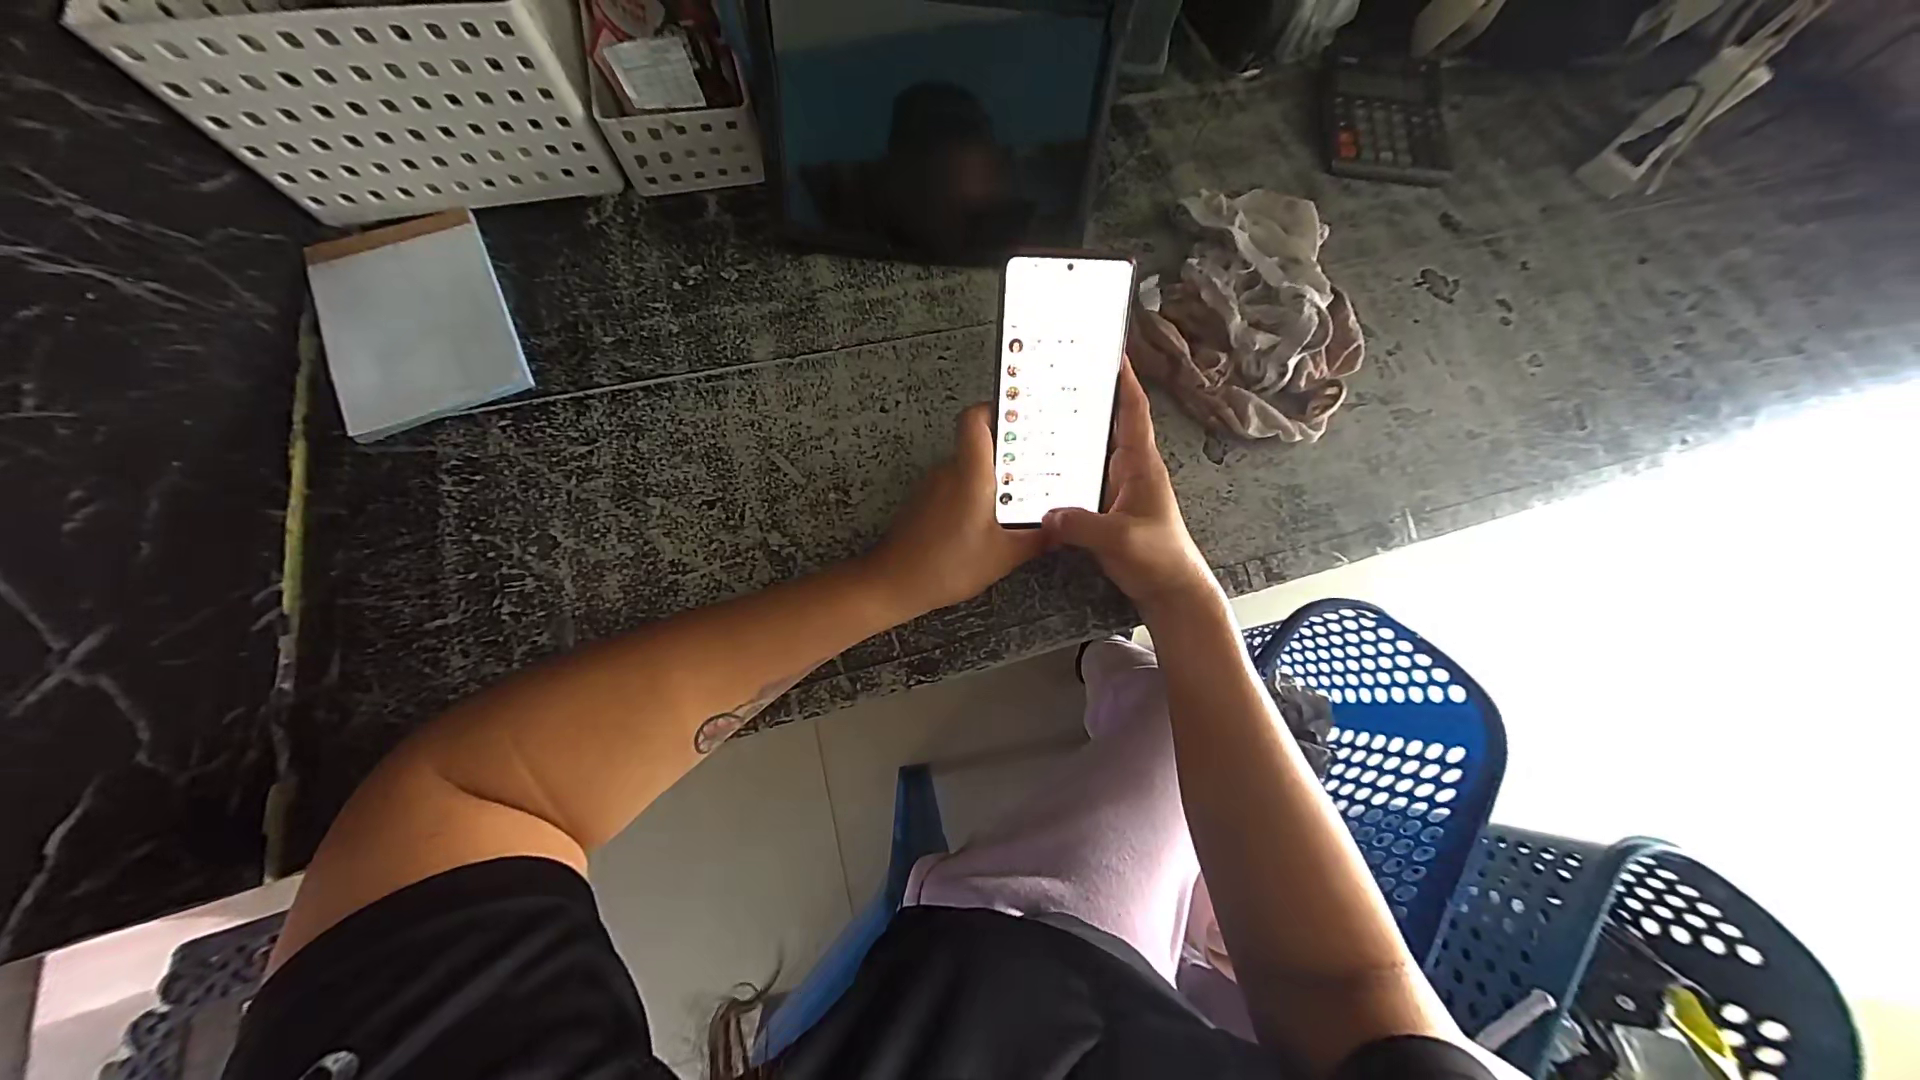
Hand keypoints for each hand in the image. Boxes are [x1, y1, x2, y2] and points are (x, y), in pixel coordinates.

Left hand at [866, 404, 1048, 615]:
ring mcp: (932, 486)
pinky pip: (954, 487)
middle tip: (1035, 468)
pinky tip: (987, 522)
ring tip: (1017, 501)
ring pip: (968, 468)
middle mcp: (948, 472)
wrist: (892, 584)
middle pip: (978, 444)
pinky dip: (972, 497)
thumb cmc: (943, 567)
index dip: (998, 410)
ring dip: (992, 480)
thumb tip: (1059, 530)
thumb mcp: (1003, 556)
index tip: (1021, 418)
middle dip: (1008, 455)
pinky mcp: (924, 502)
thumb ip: (1037, 539)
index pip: (976, 419)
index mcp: (970, 474)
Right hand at [1042, 359, 1216, 617]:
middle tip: (1060, 379)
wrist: (1171, 590)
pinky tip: (1042, 472)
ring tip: (1041, 418)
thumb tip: (1048, 513)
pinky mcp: (1108, 508)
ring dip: (1073, 436)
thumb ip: (1083, 525)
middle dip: (1088, 401)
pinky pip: (1082, 480)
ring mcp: (1118, 489)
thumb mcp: (1119, 540)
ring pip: (1092, 453)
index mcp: (1141, 466)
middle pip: (1108, 425)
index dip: (1124, 381)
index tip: (1111, 352)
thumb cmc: (1159, 559)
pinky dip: (1065, 470)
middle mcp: (1130, 470)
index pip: (1132, 412)